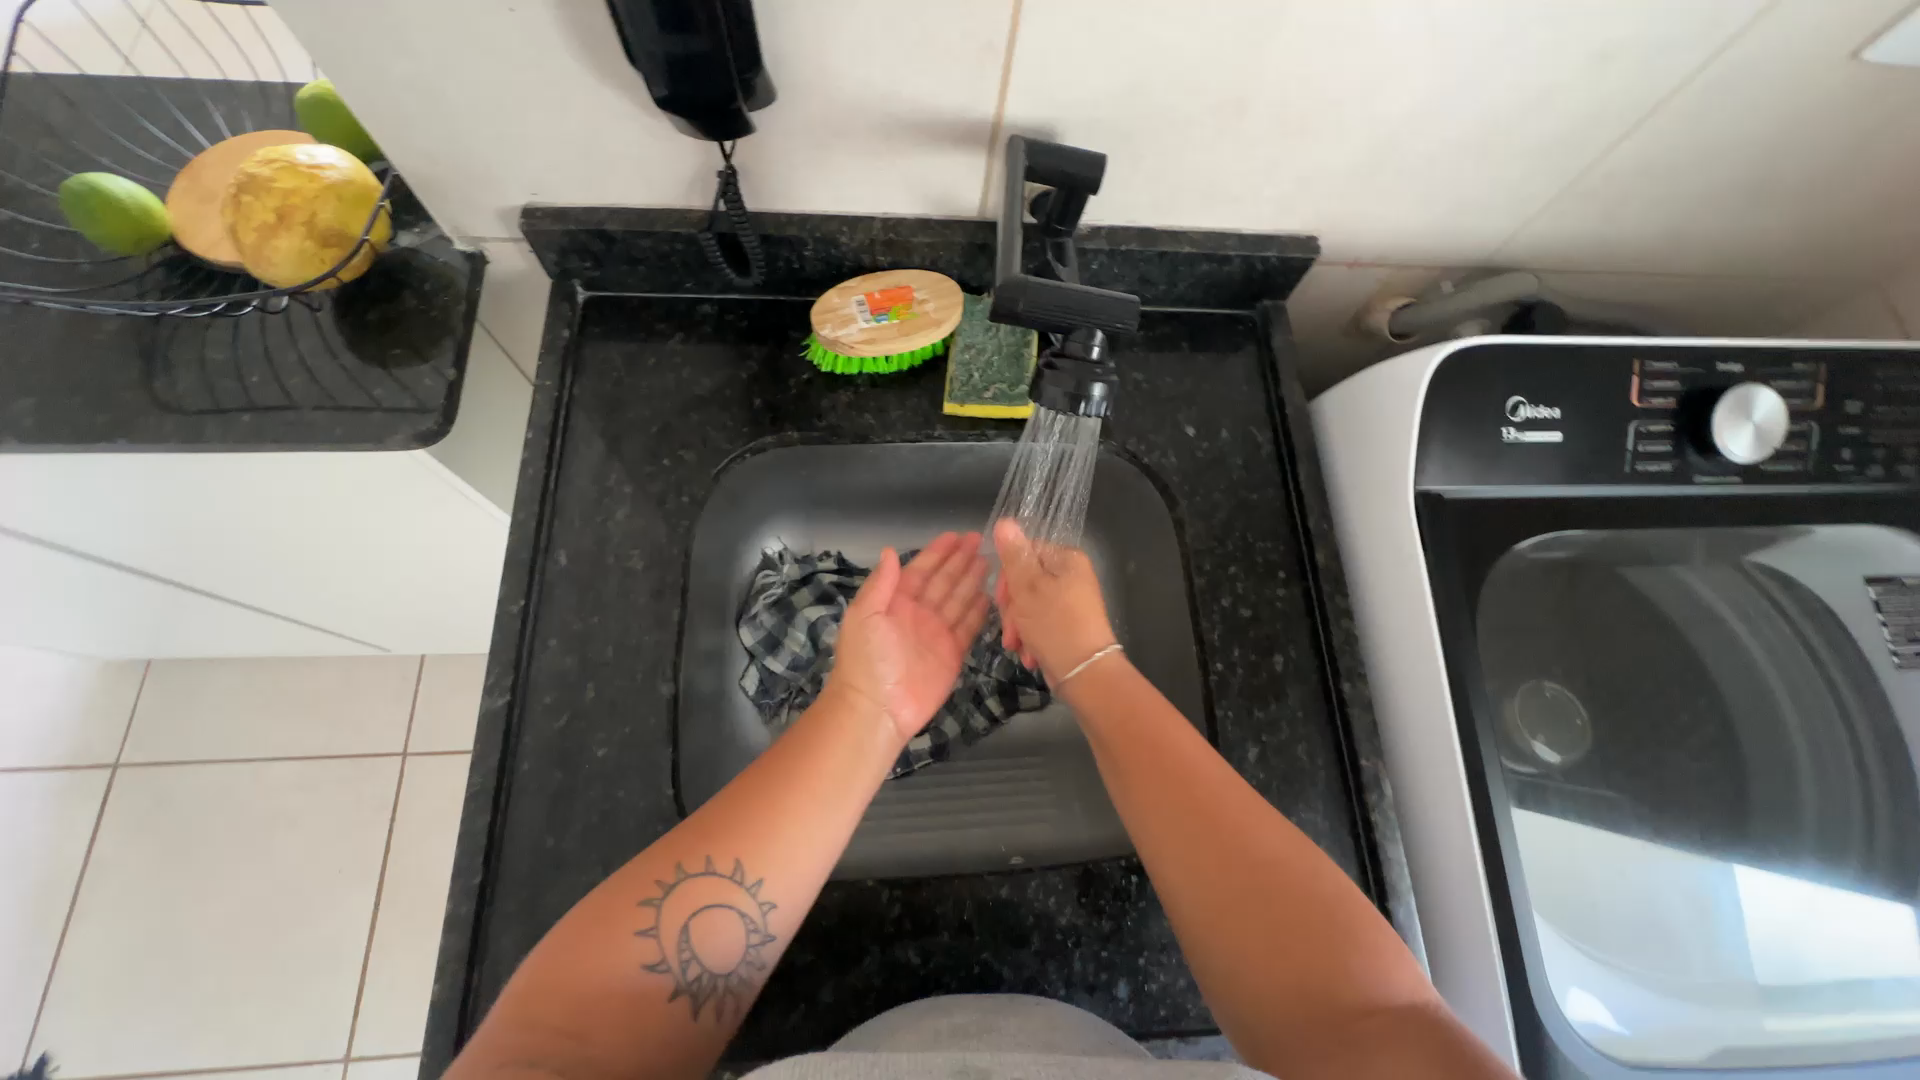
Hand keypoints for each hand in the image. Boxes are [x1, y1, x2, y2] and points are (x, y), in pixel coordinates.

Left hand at [827, 532, 991, 744]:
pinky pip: (968, 627)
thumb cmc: (865, 660)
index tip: (956, 535)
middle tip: (979, 541)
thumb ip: (880, 584)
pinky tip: (990, 595)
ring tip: (988, 561)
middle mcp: (917, 614)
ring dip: (971, 581)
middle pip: (943, 582)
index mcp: (894, 602)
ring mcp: (935, 634)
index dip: (937, 553)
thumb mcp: (864, 616)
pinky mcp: (951, 655)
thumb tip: (890, 551)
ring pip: (958, 600)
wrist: (875, 710)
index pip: (920, 571)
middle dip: (960, 561)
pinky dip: (978, 611)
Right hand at [991, 519, 1118, 684]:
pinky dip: (1031, 638)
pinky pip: (1040, 623)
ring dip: (1019, 627)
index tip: (1002, 600)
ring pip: (1029, 605)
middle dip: (1013, 609)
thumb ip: (1014, 555)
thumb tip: (1004, 521)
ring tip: (1019, 646)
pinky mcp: (1068, 625)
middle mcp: (1071, 576)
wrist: (1085, 674)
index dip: (1007, 577)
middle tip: (1012, 630)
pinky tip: (1029, 654)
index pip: (1025, 553)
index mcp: (1066, 559)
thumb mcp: (1028, 588)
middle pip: (1025, 581)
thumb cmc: (1056, 626)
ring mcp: (1071, 601)